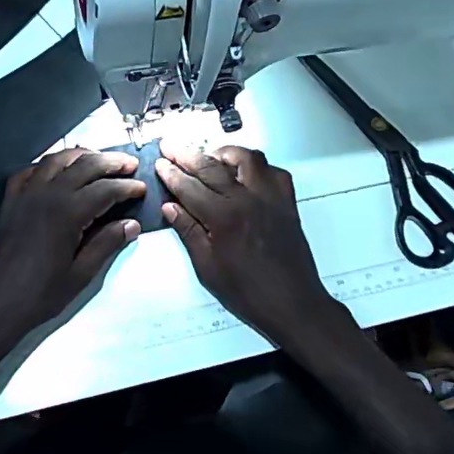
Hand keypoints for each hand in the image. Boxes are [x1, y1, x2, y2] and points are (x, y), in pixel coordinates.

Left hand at [0, 148, 145, 350]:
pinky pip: (30, 171)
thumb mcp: (81, 274)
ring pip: (56, 160)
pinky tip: (57, 170)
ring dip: (81, 155)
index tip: (141, 188)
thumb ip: (107, 244)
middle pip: (84, 165)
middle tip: (129, 164)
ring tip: (98, 159)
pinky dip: (47, 165)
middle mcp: (47, 194)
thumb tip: (131, 225)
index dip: (127, 187)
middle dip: (110, 162)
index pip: (105, 189)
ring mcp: (26, 194)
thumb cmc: (40, 294)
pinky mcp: (11, 201)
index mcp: (67, 212)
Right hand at [156, 145, 341, 344]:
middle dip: (188, 156)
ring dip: (224, 153)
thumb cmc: (250, 293)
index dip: (171, 174)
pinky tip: (245, 173)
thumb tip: (170, 208)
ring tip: (209, 156)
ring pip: (246, 159)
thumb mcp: (207, 267)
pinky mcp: (286, 202)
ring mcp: (270, 197)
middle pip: (212, 166)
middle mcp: (248, 200)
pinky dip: (256, 166)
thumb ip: (188, 231)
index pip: (189, 187)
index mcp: (224, 217)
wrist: (292, 304)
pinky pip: (272, 171)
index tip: (161, 164)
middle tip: (173, 148)